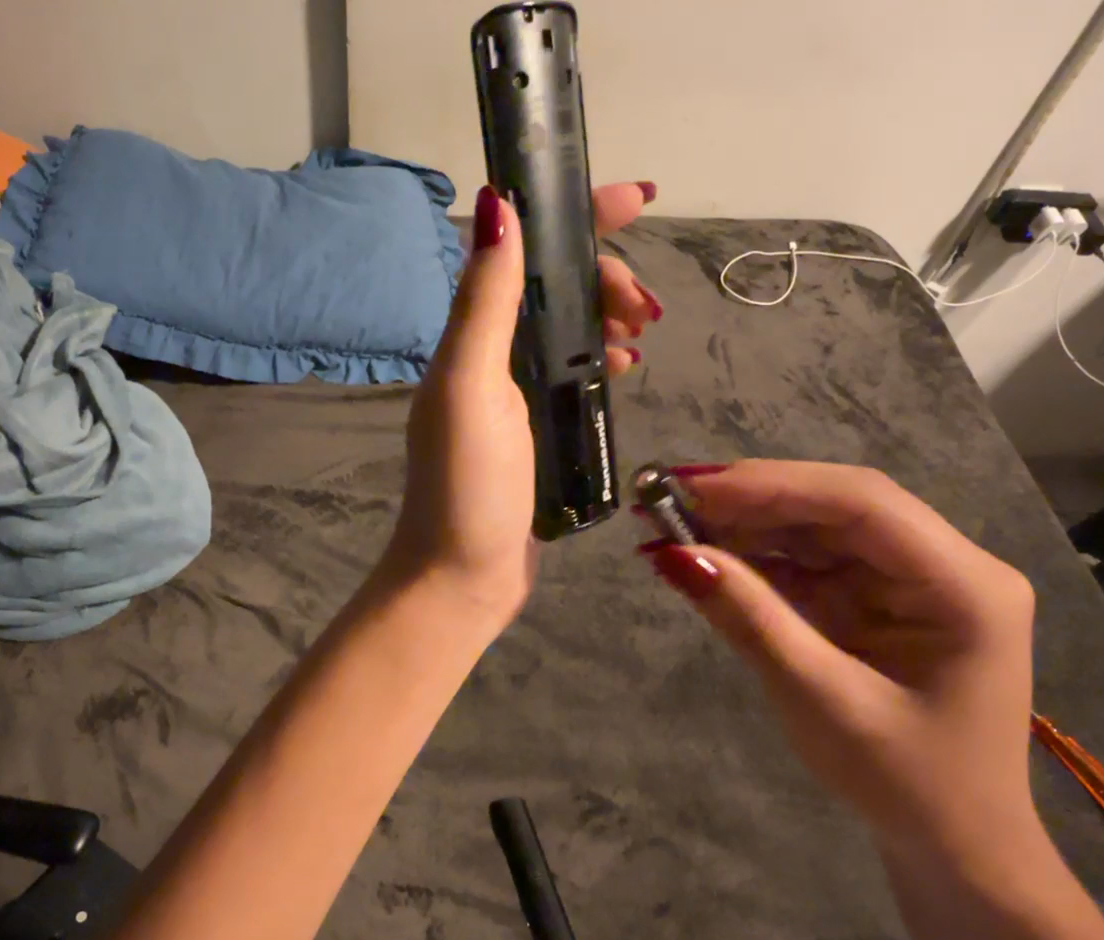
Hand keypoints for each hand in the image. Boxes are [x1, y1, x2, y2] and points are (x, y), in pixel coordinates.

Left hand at [382, 182, 663, 621]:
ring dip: (610, 316)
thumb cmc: (465, 484)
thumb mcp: (471, 385)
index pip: (523, 253)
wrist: (461, 576)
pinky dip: (604, 359)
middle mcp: (488, 357)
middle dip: (605, 277)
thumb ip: (485, 301)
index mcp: (470, 338)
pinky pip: (577, 374)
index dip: (577, 217)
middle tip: (642, 310)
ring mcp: (513, 395)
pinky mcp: (536, 431)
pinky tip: (627, 369)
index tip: (639, 199)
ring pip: (570, 329)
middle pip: (555, 288)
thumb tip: (498, 202)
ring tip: (642, 337)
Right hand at [646, 460, 1039, 864]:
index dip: (771, 485)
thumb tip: (671, 554)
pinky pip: (809, 562)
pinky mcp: (875, 601)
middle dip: (749, 499)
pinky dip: (755, 557)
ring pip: (818, 528)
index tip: (688, 489)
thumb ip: (749, 618)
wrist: (953, 844)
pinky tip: (705, 553)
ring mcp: (908, 582)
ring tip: (669, 524)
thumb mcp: (818, 698)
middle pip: (838, 507)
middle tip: (663, 499)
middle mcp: (944, 566)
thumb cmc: (902, 780)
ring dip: (745, 524)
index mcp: (963, 585)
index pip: (862, 505)